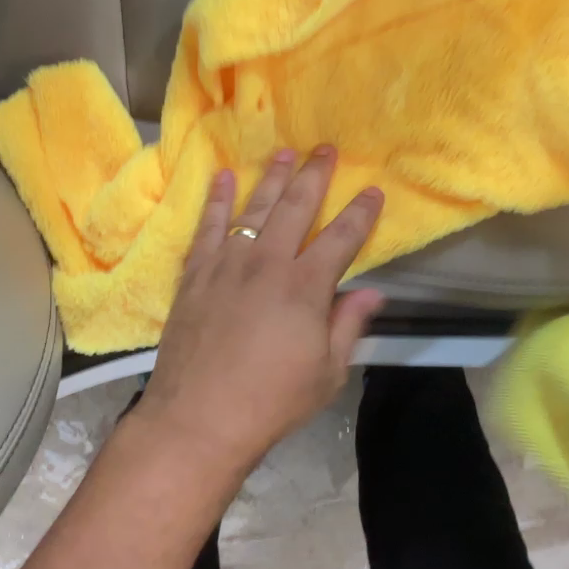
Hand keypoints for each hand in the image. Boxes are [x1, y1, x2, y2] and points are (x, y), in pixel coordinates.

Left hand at [129, 146, 385, 475]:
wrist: (198, 419)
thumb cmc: (271, 402)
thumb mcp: (326, 373)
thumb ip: (348, 325)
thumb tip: (373, 292)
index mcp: (305, 287)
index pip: (342, 238)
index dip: (361, 213)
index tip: (373, 190)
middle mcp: (268, 263)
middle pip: (297, 207)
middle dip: (315, 175)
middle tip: (326, 149)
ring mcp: (227, 264)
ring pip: (254, 208)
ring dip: (272, 178)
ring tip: (284, 153)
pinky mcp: (195, 274)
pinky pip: (207, 226)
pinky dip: (217, 199)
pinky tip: (224, 178)